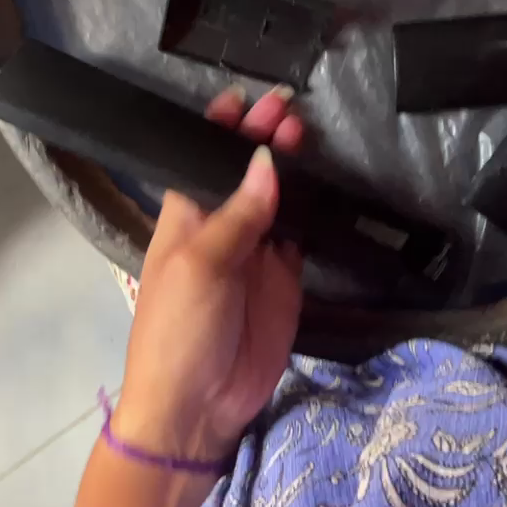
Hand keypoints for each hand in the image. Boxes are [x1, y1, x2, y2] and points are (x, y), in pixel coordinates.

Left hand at [111, 88, 306, 464]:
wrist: (197, 405)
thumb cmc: (178, 329)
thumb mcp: (201, 266)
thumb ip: (237, 215)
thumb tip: (267, 162)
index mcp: (186, 216)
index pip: (202, 160)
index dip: (221, 130)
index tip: (246, 101)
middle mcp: (222, 227)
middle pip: (245, 173)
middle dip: (263, 141)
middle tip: (290, 113)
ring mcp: (257, 252)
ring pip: (278, 198)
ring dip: (292, 169)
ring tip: (308, 135)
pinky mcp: (286, 277)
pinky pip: (302, 234)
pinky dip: (315, 210)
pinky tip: (328, 184)